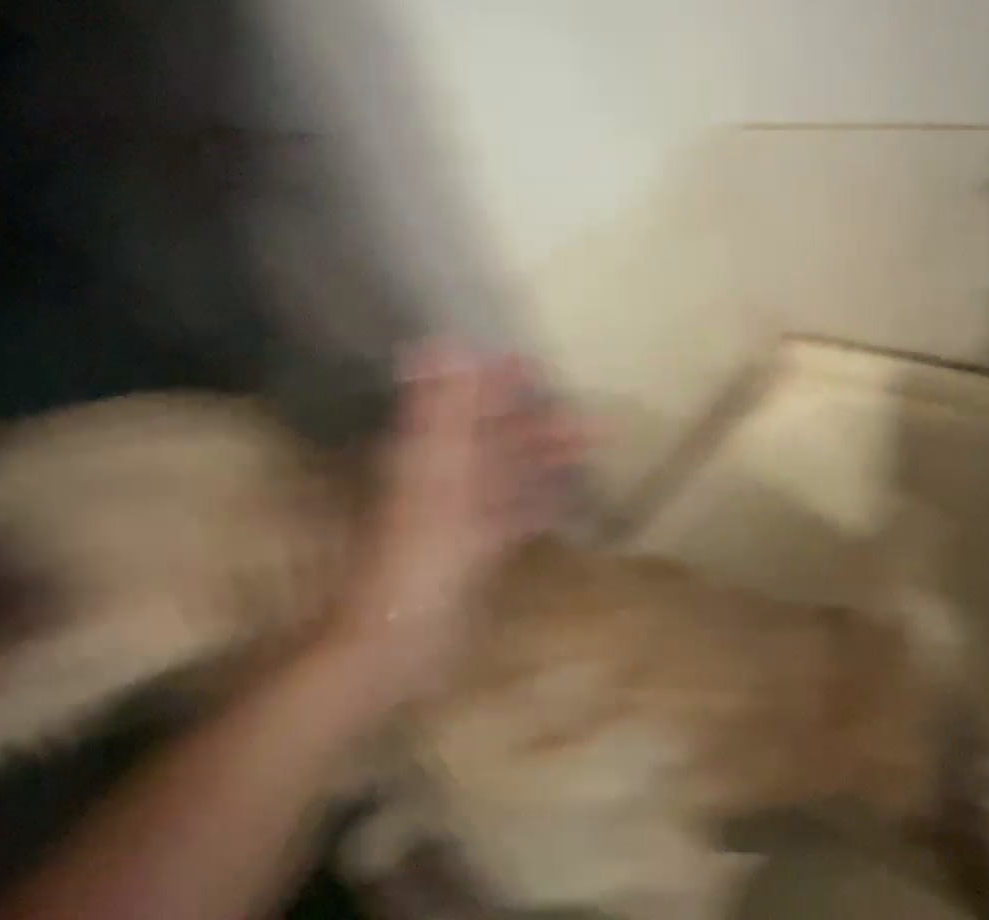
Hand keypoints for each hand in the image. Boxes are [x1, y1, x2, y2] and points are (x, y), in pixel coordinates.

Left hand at [337, 340, 585, 701]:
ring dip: (546, 458)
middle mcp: (444, 480)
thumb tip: (438, 344)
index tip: (532, 360)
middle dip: (537, 422)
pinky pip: (512, 518)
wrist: (396, 644)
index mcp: (429, 458)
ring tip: (591, 442)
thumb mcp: (434, 478)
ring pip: (508, 475)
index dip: (494, 381)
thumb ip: (443, 412)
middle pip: (494, 439)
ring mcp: (461, 518)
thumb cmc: (416, 560)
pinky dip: (537, 504)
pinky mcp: (475, 553)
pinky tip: (563, 496)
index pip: (465, 406)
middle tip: (589, 410)